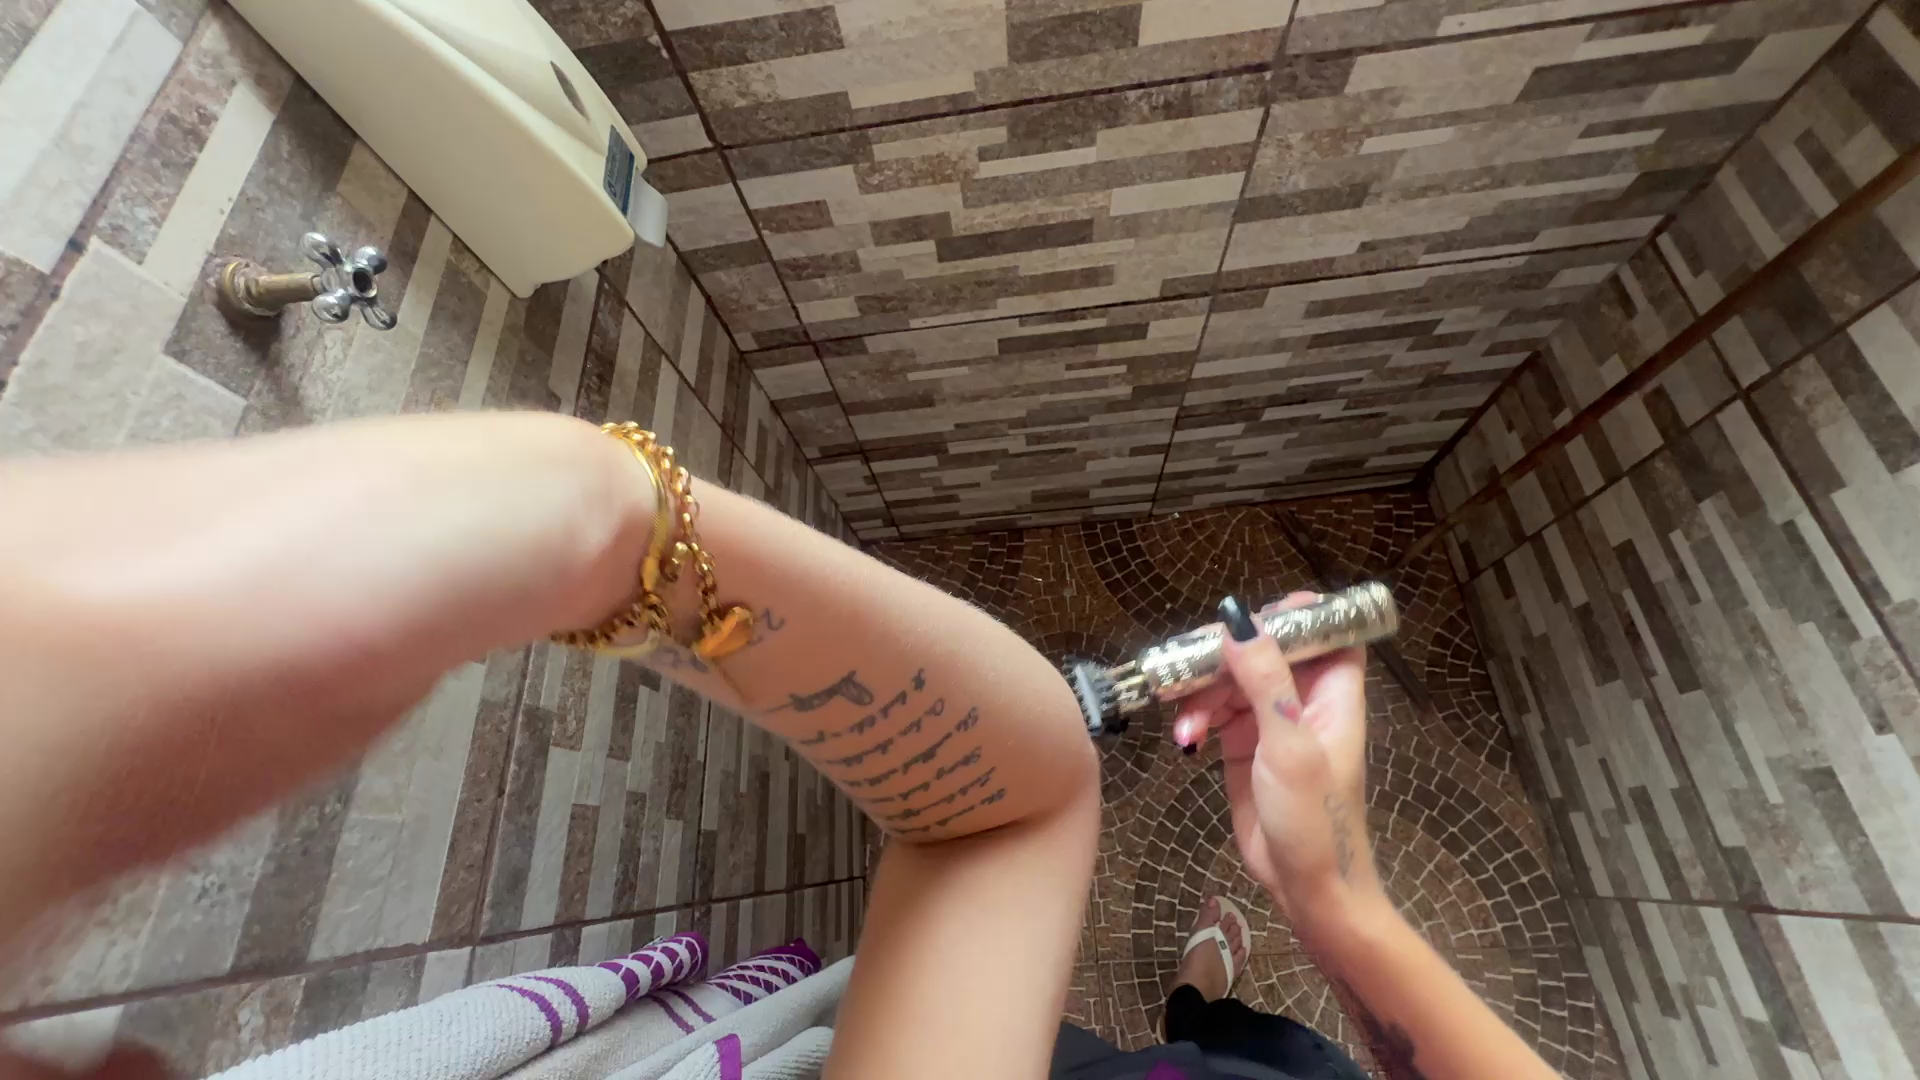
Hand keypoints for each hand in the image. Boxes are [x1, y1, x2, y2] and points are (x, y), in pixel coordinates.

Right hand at [1177, 594, 1379, 933]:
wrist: (1305, 889)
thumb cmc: (1314, 820)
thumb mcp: (1290, 748)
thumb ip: (1266, 682)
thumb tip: (1238, 622)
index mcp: (1331, 694)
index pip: (1326, 633)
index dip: (1297, 616)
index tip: (1251, 616)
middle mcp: (1301, 700)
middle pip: (1262, 650)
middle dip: (1223, 655)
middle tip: (1190, 665)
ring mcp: (1269, 721)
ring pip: (1230, 679)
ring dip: (1201, 694)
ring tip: (1187, 727)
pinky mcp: (1242, 743)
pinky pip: (1212, 710)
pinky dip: (1195, 719)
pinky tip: (1186, 740)